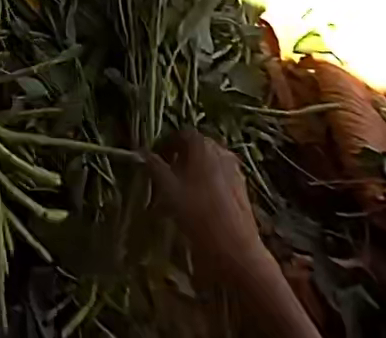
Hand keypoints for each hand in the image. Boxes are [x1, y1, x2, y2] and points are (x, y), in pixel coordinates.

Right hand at [145, 130, 266, 273]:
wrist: (235, 250)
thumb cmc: (198, 214)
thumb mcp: (168, 189)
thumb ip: (154, 166)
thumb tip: (144, 153)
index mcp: (203, 145)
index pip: (181, 135)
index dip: (166, 146)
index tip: (155, 160)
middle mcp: (221, 151)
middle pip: (196, 149)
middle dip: (179, 159)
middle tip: (166, 177)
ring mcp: (234, 170)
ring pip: (208, 164)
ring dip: (193, 173)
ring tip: (180, 194)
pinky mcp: (242, 189)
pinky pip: (219, 178)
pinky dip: (206, 184)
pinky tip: (198, 205)